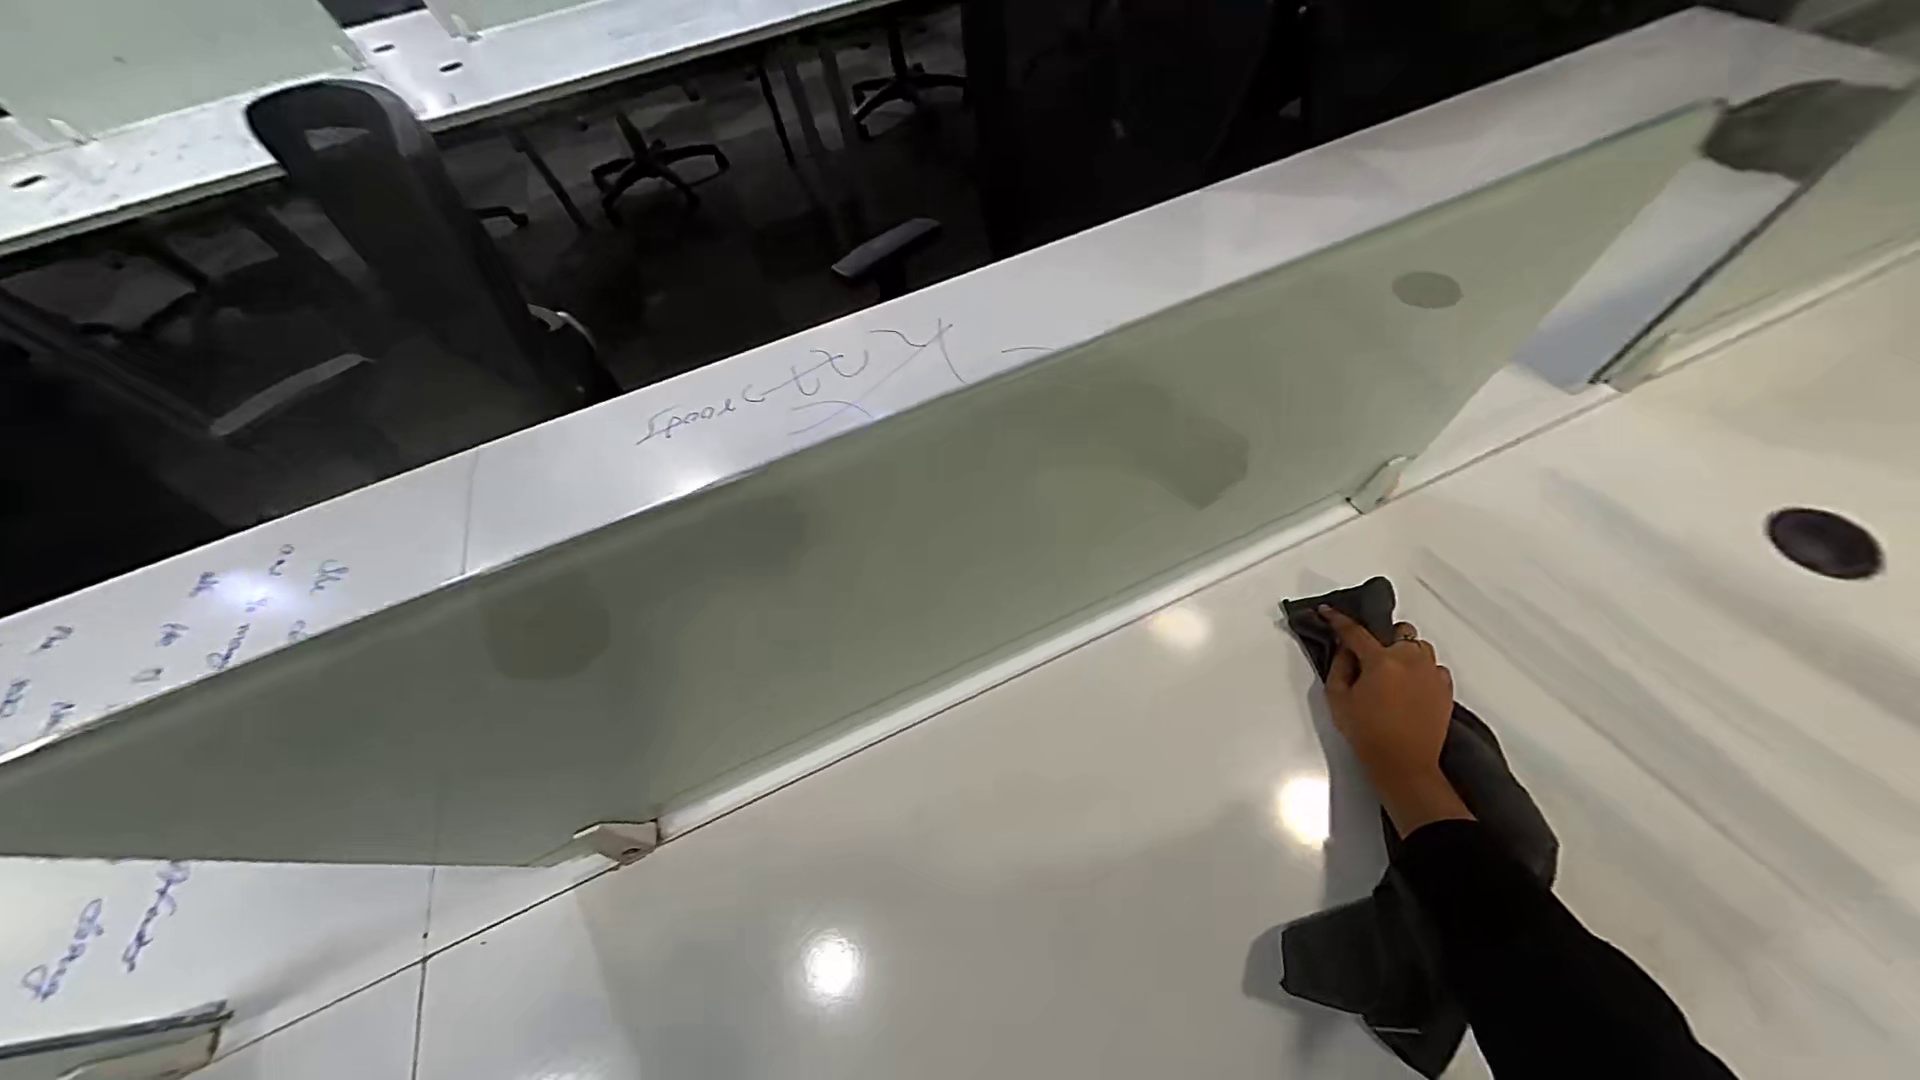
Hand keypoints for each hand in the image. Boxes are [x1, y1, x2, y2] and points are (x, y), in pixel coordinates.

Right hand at [1319, 606, 1472, 834]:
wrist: (1404, 763)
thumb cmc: (1365, 731)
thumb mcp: (1337, 697)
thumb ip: (1339, 665)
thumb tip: (1346, 648)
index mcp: (1381, 661)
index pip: (1355, 631)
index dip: (1338, 620)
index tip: (1328, 612)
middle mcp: (1411, 661)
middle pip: (1398, 631)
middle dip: (1383, 637)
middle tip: (1369, 652)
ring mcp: (1432, 674)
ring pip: (1419, 647)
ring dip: (1404, 651)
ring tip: (1391, 669)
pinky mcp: (1446, 689)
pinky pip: (1434, 667)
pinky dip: (1421, 669)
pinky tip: (1408, 684)